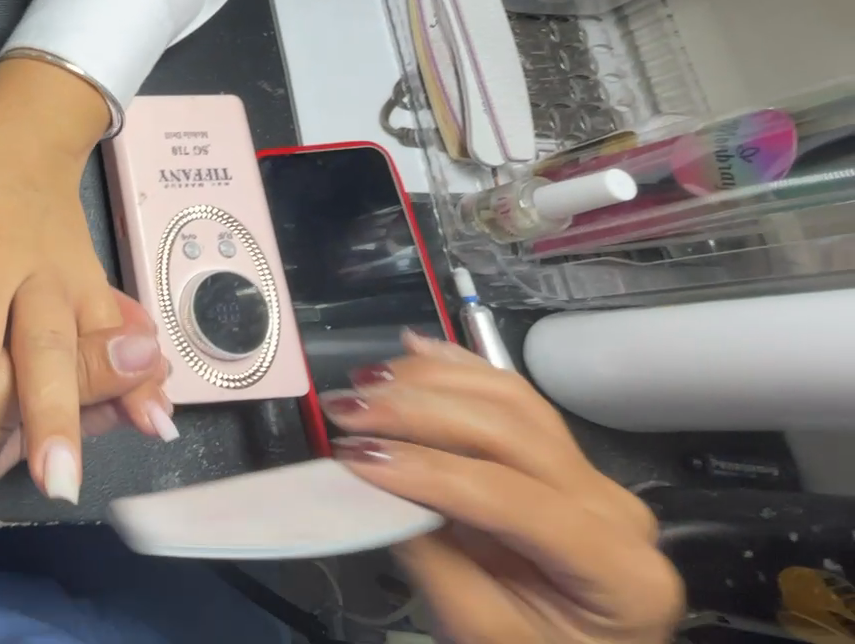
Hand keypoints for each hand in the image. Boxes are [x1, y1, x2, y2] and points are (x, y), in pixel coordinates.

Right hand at [323, 331, 683, 642]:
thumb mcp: (476, 627)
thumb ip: (429, 554)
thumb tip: (366, 482)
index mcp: (620, 572)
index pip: (513, 499)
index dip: (428, 470)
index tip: (351, 458)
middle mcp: (614, 507)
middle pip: (510, 431)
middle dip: (415, 411)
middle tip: (342, 410)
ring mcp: (589, 473)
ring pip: (508, 397)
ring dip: (426, 379)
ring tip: (360, 382)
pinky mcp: (557, 451)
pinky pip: (508, 391)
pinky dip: (452, 363)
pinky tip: (408, 347)